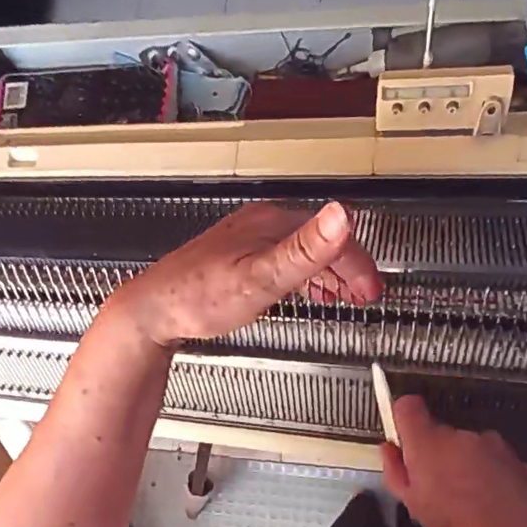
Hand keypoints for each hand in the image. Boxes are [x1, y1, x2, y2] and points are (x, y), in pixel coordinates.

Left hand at [106, 201, 382, 346]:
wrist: (154, 311)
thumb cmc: (198, 298)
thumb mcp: (260, 278)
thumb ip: (305, 250)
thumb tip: (341, 216)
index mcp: (272, 225)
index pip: (333, 236)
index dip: (359, 266)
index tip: (372, 289)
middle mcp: (262, 226)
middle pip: (321, 241)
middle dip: (349, 269)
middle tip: (366, 294)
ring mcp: (250, 241)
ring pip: (303, 251)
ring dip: (330, 273)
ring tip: (345, 294)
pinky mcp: (240, 257)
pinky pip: (284, 260)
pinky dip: (305, 276)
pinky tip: (304, 289)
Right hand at [381, 395, 526, 526]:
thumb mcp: (418, 511)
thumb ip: (398, 474)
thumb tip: (389, 449)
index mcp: (429, 446)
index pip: (407, 406)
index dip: (402, 421)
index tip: (403, 445)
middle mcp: (458, 436)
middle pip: (435, 431)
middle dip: (431, 454)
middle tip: (435, 492)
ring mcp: (487, 442)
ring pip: (460, 445)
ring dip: (457, 464)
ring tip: (465, 502)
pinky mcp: (510, 453)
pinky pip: (483, 454)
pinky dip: (480, 469)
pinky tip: (487, 500)